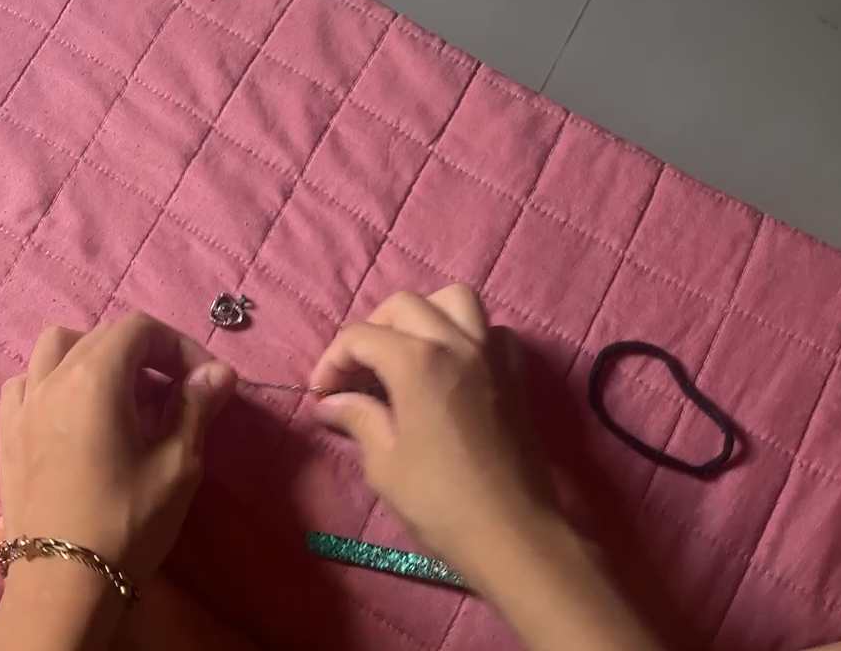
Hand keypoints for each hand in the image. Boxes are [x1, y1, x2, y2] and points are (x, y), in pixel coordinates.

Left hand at [0, 314, 235, 581]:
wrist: (63, 587)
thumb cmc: (126, 523)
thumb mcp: (177, 465)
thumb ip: (195, 406)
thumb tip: (218, 372)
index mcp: (94, 377)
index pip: (139, 328)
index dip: (178, 345)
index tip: (204, 379)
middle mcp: (52, 376)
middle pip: (103, 335)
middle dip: (146, 353)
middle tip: (174, 393)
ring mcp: (23, 402)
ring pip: (56, 346)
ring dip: (94, 354)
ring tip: (120, 391)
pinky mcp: (6, 430)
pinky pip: (26, 380)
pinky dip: (52, 379)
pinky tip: (71, 409)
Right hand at [309, 285, 554, 579]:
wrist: (518, 540)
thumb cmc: (443, 503)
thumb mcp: (384, 464)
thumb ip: (358, 418)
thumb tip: (332, 402)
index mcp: (415, 361)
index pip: (360, 337)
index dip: (332, 360)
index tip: (322, 392)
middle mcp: (454, 343)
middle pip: (403, 305)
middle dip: (372, 329)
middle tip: (359, 369)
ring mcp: (490, 356)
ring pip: (455, 300)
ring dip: (424, 314)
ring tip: (407, 348)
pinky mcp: (516, 377)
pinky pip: (492, 331)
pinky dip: (469, 335)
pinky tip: (453, 364)